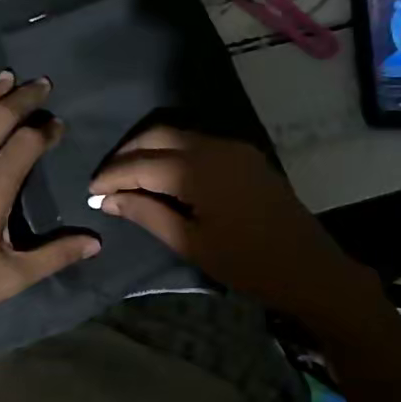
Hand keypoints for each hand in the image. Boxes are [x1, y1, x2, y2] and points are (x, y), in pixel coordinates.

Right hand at [89, 128, 375, 315]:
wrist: (311, 268)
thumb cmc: (247, 263)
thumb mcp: (190, 242)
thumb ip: (146, 213)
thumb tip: (107, 198)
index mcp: (197, 169)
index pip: (141, 163)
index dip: (112, 175)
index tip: (90, 190)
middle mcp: (213, 146)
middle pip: (157, 134)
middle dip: (127, 153)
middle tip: (106, 180)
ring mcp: (232, 147)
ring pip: (177, 134)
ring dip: (149, 148)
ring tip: (128, 177)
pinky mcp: (244, 154)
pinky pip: (197, 141)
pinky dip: (172, 150)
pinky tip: (163, 173)